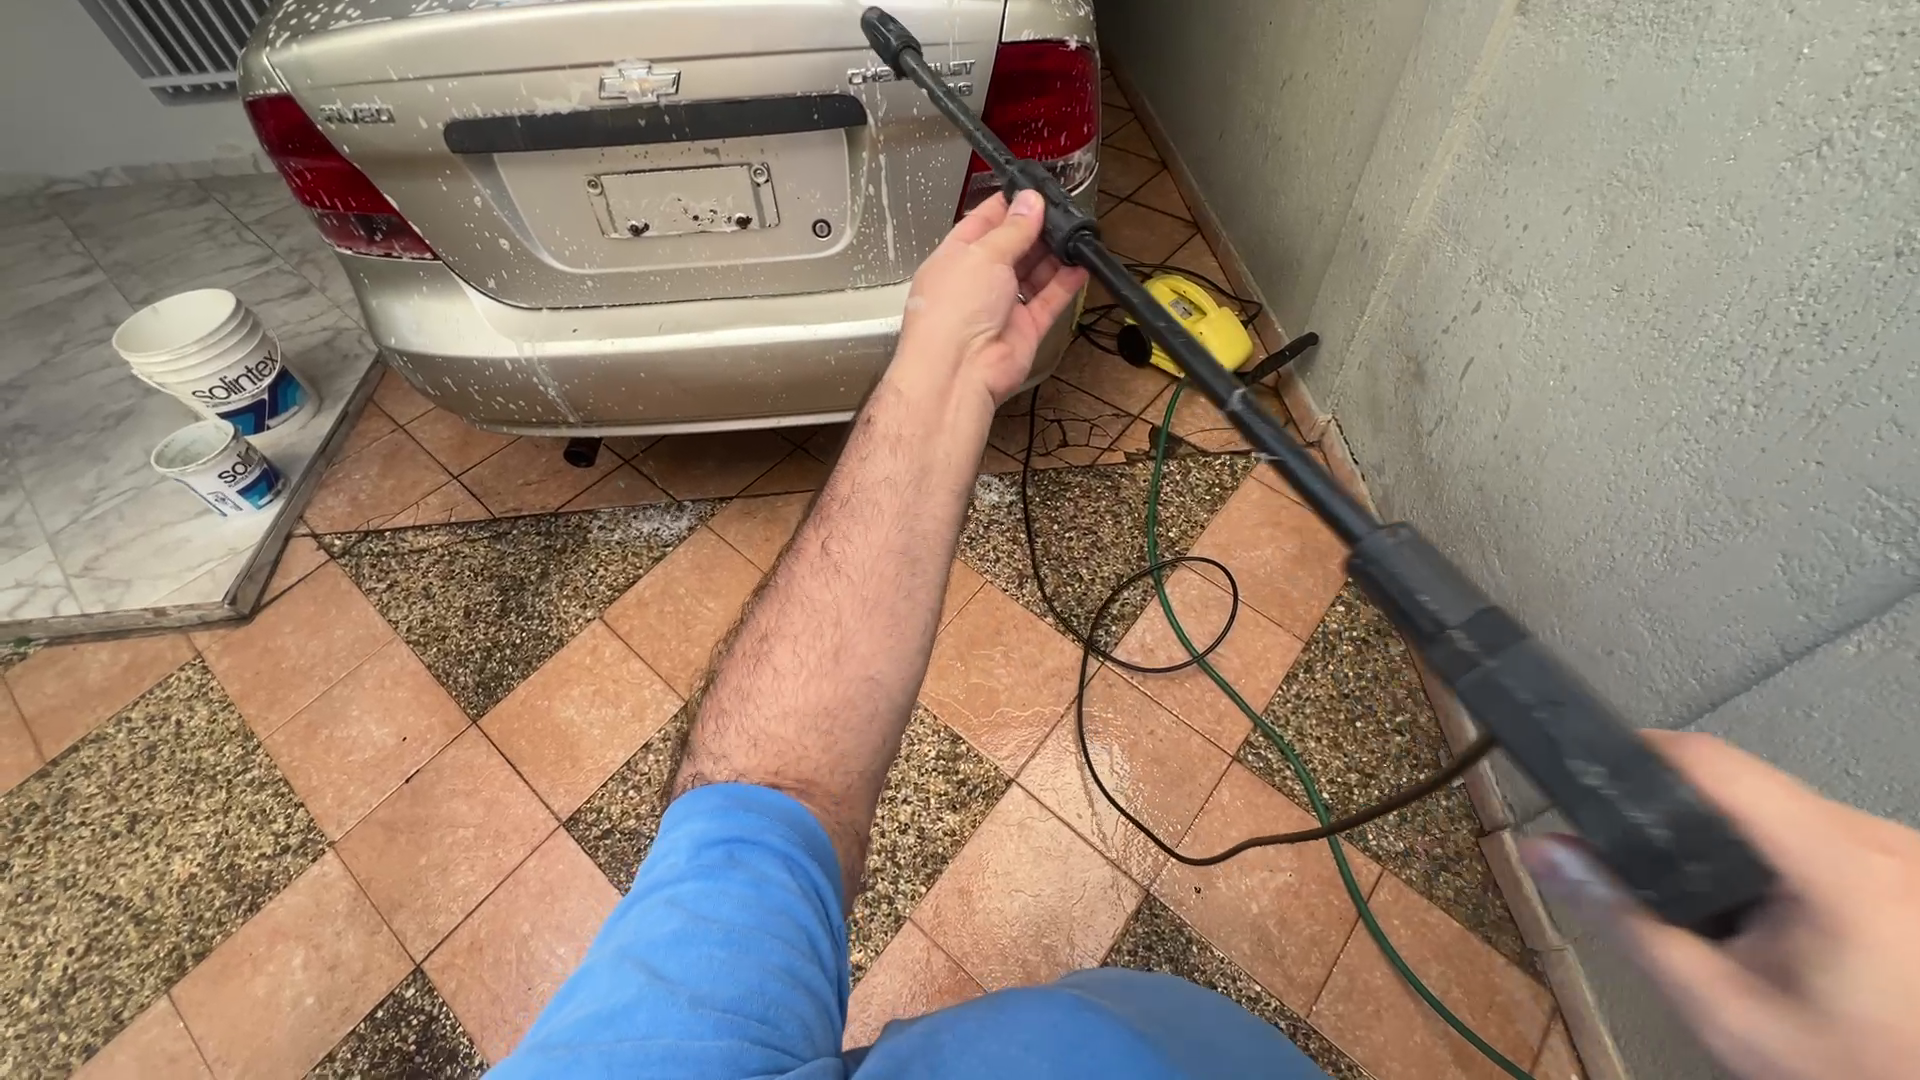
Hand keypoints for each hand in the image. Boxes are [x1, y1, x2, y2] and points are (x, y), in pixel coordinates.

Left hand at [893, 189, 1088, 405]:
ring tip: (1075, 236)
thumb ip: (1012, 229)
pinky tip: (1081, 265)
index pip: (983, 223)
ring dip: (1054, 255)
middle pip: (1013, 248)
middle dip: (1036, 230)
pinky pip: (1049, 301)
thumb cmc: (950, 315)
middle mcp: (977, 283)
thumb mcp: (983, 255)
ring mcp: (1001, 308)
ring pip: (1034, 274)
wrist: (958, 372)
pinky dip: (1065, 284)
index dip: (1008, 206)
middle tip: (1061, 213)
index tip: (1032, 192)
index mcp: (955, 259)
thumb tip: (1030, 204)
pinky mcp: (1024, 330)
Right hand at [1521, 732, 1919, 1079]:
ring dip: (1725, 828)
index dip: (1638, 753)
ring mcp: (1906, 852)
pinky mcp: (1911, 865)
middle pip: (1741, 781)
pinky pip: (1815, 824)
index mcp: (1838, 867)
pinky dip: (1770, 846)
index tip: (1589, 770)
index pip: (1712, 762)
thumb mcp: (1716, 1004)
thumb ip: (1624, 920)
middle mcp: (1885, 844)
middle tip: (1642, 858)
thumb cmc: (1840, 1063)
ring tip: (1702, 885)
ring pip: (1776, 800)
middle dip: (1679, 811)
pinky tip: (1762, 898)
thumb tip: (1544, 850)